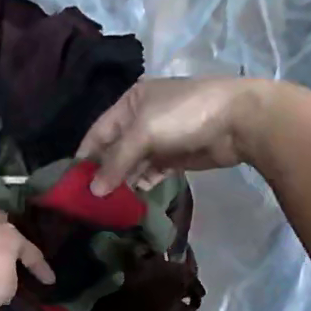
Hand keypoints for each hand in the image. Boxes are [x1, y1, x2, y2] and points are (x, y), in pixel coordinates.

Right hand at [76, 77, 273, 196]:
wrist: (240, 121)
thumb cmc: (185, 116)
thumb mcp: (143, 133)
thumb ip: (116, 162)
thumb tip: (93, 192)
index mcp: (130, 102)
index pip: (97, 133)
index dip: (84, 157)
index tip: (70, 184)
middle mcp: (141, 119)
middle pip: (113, 150)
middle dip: (101, 174)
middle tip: (86, 202)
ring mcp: (159, 139)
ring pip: (131, 165)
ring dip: (120, 184)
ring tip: (105, 208)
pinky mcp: (174, 157)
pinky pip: (149, 174)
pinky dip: (139, 187)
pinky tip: (129, 202)